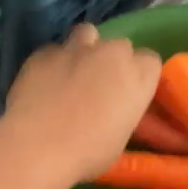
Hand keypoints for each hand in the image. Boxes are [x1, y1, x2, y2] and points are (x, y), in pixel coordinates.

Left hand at [0, 25, 160, 188]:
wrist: (37, 148)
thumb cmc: (86, 154)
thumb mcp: (119, 138)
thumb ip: (121, 111)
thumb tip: (111, 108)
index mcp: (138, 76)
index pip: (149, 61)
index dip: (137, 75)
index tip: (126, 92)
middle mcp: (111, 53)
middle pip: (119, 46)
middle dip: (111, 61)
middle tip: (97, 86)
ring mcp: (76, 48)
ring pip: (87, 34)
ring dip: (84, 50)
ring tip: (71, 73)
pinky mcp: (44, 52)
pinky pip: (53, 51)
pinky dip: (51, 63)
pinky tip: (41, 83)